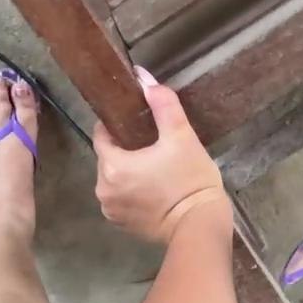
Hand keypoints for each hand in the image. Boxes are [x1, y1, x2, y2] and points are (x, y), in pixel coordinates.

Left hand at [93, 67, 228, 243]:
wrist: (200, 225)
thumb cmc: (190, 179)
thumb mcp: (181, 136)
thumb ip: (162, 104)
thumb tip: (143, 76)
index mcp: (112, 165)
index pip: (101, 135)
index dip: (117, 126)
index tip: (136, 124)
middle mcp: (103, 189)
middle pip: (108, 159)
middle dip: (126, 151)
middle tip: (153, 148)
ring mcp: (112, 210)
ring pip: (114, 180)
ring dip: (128, 173)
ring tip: (155, 170)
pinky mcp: (122, 225)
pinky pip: (121, 200)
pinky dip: (132, 193)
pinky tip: (153, 191)